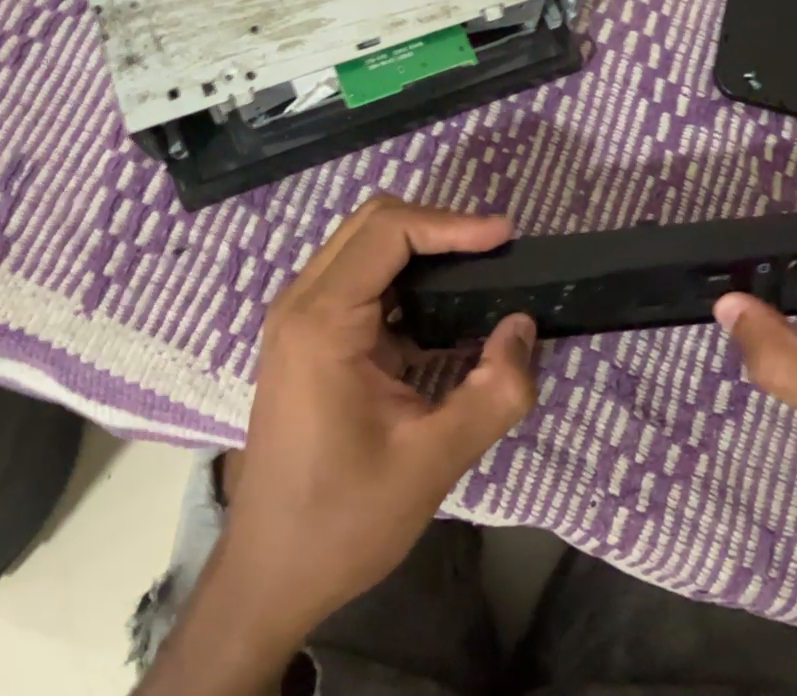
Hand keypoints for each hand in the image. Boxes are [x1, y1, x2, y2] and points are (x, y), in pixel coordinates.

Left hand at [147, 197, 538, 694]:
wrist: (272, 573)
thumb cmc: (345, 519)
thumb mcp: (435, 459)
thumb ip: (494, 391)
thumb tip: (524, 328)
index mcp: (322, 322)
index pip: (388, 231)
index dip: (452, 224)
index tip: (507, 237)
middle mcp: (300, 305)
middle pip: (371, 226)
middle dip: (437, 228)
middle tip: (496, 255)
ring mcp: (297, 322)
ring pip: (362, 251)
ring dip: (420, 254)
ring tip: (480, 278)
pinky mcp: (306, 343)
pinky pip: (357, 286)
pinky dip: (403, 285)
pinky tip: (444, 317)